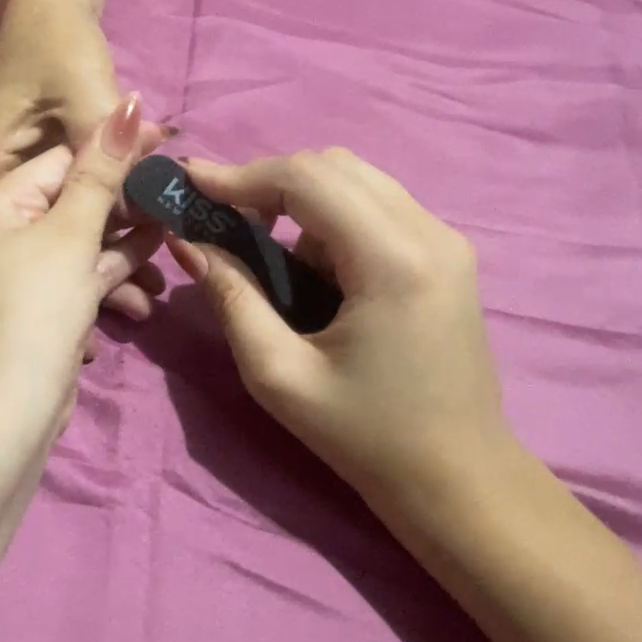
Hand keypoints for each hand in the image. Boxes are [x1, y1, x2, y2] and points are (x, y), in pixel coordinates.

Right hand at [0, 0, 166, 321]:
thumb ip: (106, 141)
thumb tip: (144, 190)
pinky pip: (67, 239)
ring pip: (52, 255)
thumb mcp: (82, 91)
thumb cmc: (52, 49)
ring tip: (143, 304)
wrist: (48, 8)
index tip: (82, 298)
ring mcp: (18, 202)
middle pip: (23, 260)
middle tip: (128, 311)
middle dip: (72, 291)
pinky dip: (103, 255)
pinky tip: (141, 277)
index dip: (27, 274)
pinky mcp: (47, 196)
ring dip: (97, 279)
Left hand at [0, 93, 162, 427]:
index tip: (167, 148)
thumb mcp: (70, 233)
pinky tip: (146, 289)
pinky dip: (104, 283)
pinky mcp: (32, 314)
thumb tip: (128, 102)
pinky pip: (73, 283)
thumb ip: (101, 172)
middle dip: (123, 207)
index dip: (115, 153)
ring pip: (77, 248)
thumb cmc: (35, 307)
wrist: (8, 408)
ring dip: (122, 250)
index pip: (60, 162)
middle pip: (70, 206)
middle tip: (177, 199)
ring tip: (170, 238)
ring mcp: (12, 279)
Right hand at [168, 149, 514, 503]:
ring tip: (254, 246)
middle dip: (266, 181)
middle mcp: (429, 233)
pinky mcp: (445, 256)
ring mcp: (445, 241)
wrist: (454, 475)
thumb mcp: (277, 373)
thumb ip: (231, 298)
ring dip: (296, 199)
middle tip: (216, 218)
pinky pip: (375, 208)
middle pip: (335, 167)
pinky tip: (302, 265)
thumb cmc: (361, 433)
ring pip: (357, 181)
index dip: (242, 174)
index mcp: (392, 261)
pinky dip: (326, 218)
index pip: (309, 179)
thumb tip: (187, 242)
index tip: (189, 183)